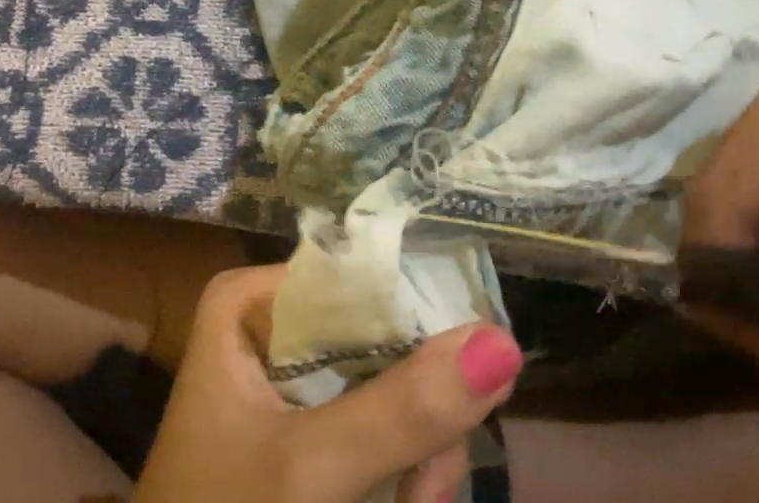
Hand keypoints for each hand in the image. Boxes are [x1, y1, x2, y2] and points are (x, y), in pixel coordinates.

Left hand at [134, 266, 520, 502]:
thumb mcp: (312, 467)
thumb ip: (401, 410)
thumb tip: (504, 338)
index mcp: (253, 300)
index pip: (364, 278)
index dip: (427, 326)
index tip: (473, 391)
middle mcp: (274, 319)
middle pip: (385, 337)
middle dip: (418, 417)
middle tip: (427, 492)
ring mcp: (292, 370)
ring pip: (391, 385)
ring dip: (416, 454)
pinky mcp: (306, 418)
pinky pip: (376, 420)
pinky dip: (398, 466)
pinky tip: (406, 500)